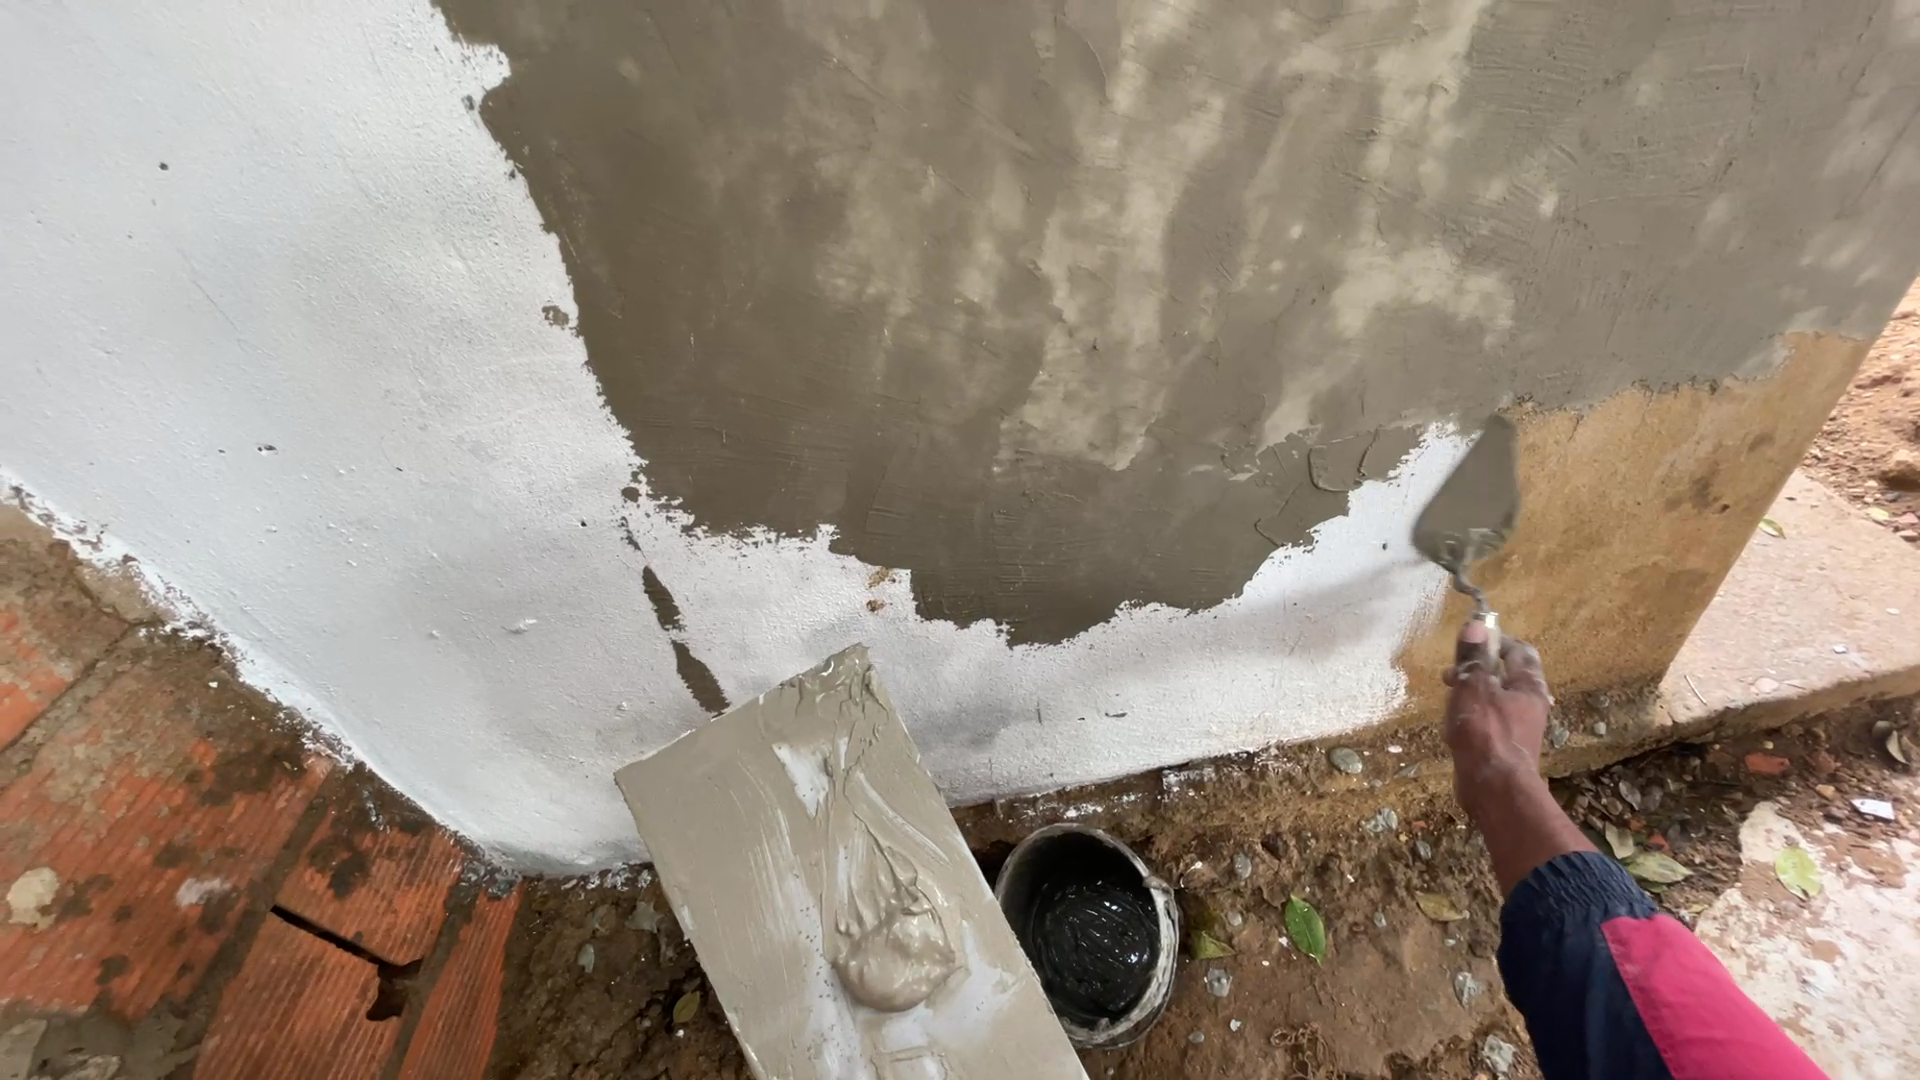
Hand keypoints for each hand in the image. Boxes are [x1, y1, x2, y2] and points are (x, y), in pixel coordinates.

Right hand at [1443, 619, 1551, 819]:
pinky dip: (1472, 713)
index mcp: (1528, 687)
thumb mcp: (1472, 687)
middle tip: (1449, 674)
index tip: (1469, 640)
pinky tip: (1454, 722)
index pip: (1520, 651)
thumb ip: (1472, 657)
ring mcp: (1519, 726)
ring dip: (1472, 691)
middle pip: (1506, 674)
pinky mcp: (1505, 744)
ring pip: (1495, 697)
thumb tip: (1477, 624)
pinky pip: (1489, 718)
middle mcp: (1530, 704)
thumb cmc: (1484, 732)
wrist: (1493, 786)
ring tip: (1448, 698)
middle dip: (1477, 668)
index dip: (1497, 640)